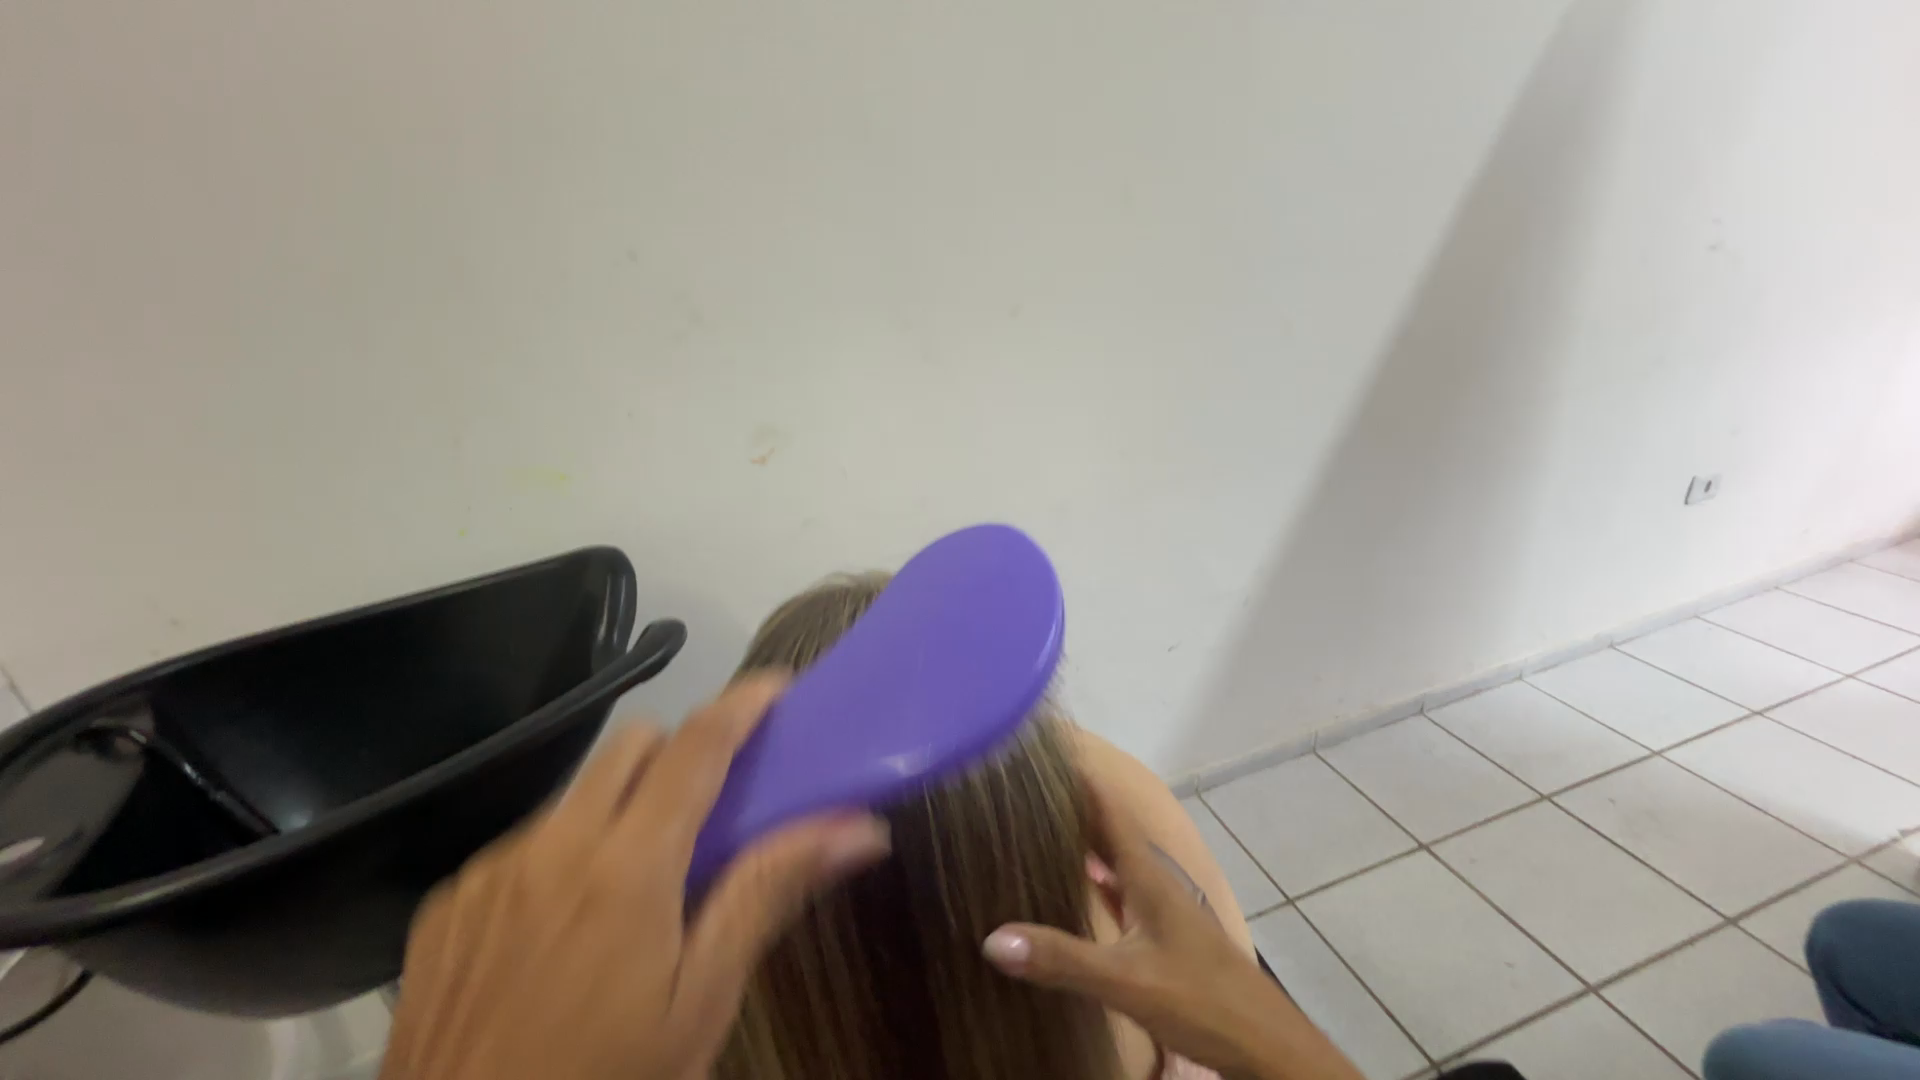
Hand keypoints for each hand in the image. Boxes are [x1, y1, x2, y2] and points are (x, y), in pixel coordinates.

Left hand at [379, 674, 891, 1079]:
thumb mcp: (701, 1000)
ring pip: (577, 792)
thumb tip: (858, 828)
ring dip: (622, 804)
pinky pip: (526, 843)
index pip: (697, 748)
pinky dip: (565, 855)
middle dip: (680, 748)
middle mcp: (553, 843)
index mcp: (626, 864)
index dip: (741, 704)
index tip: (777, 687)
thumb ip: (770, 893)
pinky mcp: (449, 903)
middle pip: (631, 744)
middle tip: (713, 803)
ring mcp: (492, 869)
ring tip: (638, 883)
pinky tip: (564, 931)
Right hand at [981, 782, 1362, 1079]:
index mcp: (1146, 872)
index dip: (1078, 778)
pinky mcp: (1164, 933)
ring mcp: (1162, 906)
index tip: (1041, 754)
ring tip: (1040, 824)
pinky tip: (1079, 882)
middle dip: (1071, 804)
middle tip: (1023, 787)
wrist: (1265, 1045)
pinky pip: (1121, 887)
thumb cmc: (1200, 999)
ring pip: (1115, 857)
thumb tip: (991, 937)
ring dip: (1083, 838)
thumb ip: (1061, 958)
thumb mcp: (1125, 979)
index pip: (1107, 806)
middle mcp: (1153, 878)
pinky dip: (1096, 875)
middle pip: (1109, 827)